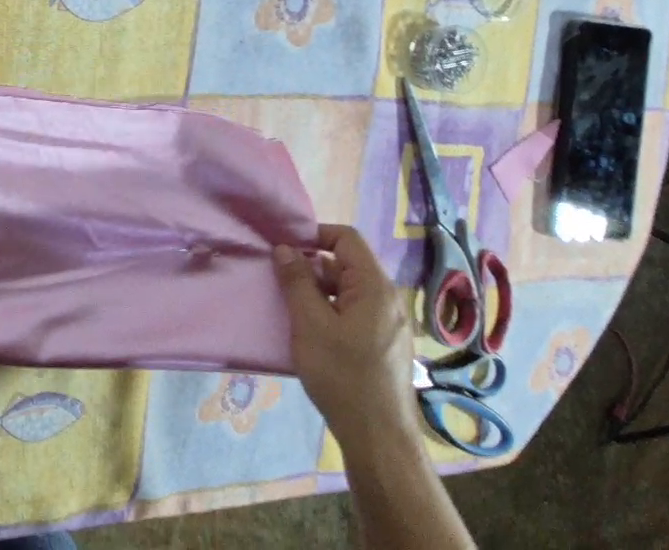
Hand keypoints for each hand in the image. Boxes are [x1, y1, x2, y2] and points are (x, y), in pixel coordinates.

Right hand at [273, 224, 417, 449]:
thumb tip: (285, 248)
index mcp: (375, 288)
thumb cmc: (342, 373)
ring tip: (289, 305)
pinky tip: (310, 329)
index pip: (346, 238)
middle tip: (279, 280)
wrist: (378, 433)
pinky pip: (354, 310)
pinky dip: (330, 309)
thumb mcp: (310, 323)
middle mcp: (389, 299)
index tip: (283, 249)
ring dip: (318, 290)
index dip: (314, 235)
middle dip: (311, 265)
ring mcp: (389, 322)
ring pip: (348, 289)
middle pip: (346, 264)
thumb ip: (297, 281)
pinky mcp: (384, 342)